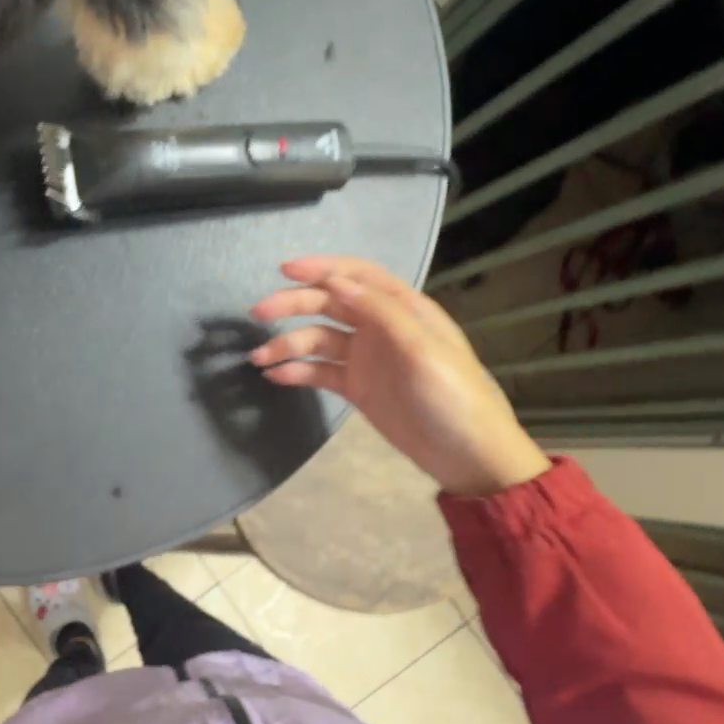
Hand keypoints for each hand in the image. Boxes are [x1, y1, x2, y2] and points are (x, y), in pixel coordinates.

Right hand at [249, 257, 550, 496]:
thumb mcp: (421, 350)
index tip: (284, 270)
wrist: (466, 454)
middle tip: (257, 314)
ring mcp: (367, 358)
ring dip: (287, 344)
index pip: (357, 276)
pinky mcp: (357, 387)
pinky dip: (296, 371)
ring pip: (319, 339)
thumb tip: (335, 281)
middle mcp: (381, 327)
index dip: (321, 268)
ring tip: (258, 359)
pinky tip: (274, 377)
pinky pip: (320, 371)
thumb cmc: (453, 396)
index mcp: (403, 309)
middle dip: (293, 305)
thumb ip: (380, 312)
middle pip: (330, 305)